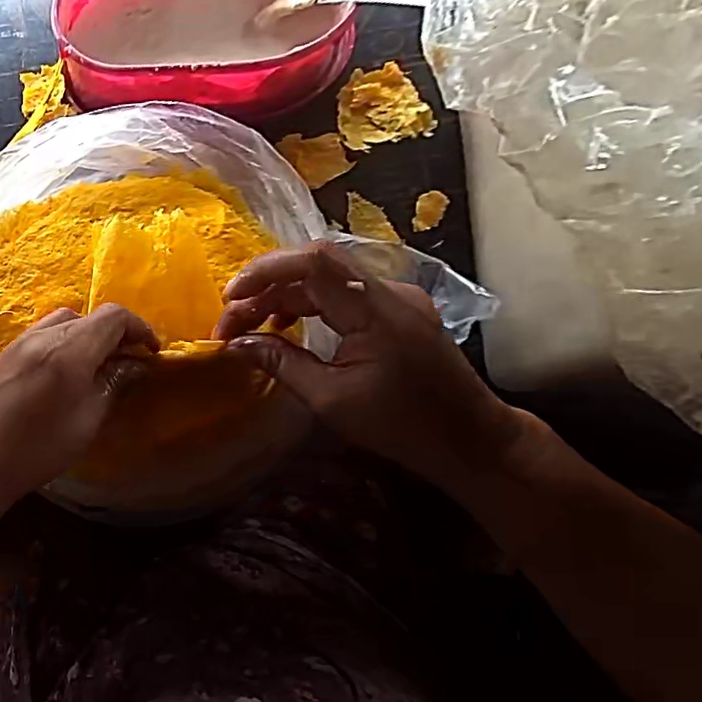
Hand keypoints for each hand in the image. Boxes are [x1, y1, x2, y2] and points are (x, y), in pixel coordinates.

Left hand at [0, 305, 157, 516]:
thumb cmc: (38, 448)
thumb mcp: (88, 420)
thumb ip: (113, 384)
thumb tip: (133, 364)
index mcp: (68, 349)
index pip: (113, 316)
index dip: (139, 329)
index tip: (151, 353)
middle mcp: (42, 337)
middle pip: (88, 316)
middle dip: (114, 333)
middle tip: (127, 363)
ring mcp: (18, 344)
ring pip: (62, 322)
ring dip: (86, 336)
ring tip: (97, 367)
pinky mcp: (4, 356)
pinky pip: (41, 335)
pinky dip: (62, 342)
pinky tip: (65, 372)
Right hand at [214, 242, 526, 479]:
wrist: (471, 438)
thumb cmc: (401, 424)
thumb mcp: (329, 399)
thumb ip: (280, 362)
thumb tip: (234, 343)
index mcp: (376, 312)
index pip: (313, 263)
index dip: (263, 271)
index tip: (230, 299)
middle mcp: (389, 293)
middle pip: (313, 266)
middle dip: (263, 287)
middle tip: (231, 323)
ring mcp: (396, 298)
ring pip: (324, 279)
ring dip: (279, 297)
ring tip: (249, 327)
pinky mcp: (396, 310)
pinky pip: (340, 292)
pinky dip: (303, 303)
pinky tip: (285, 326)